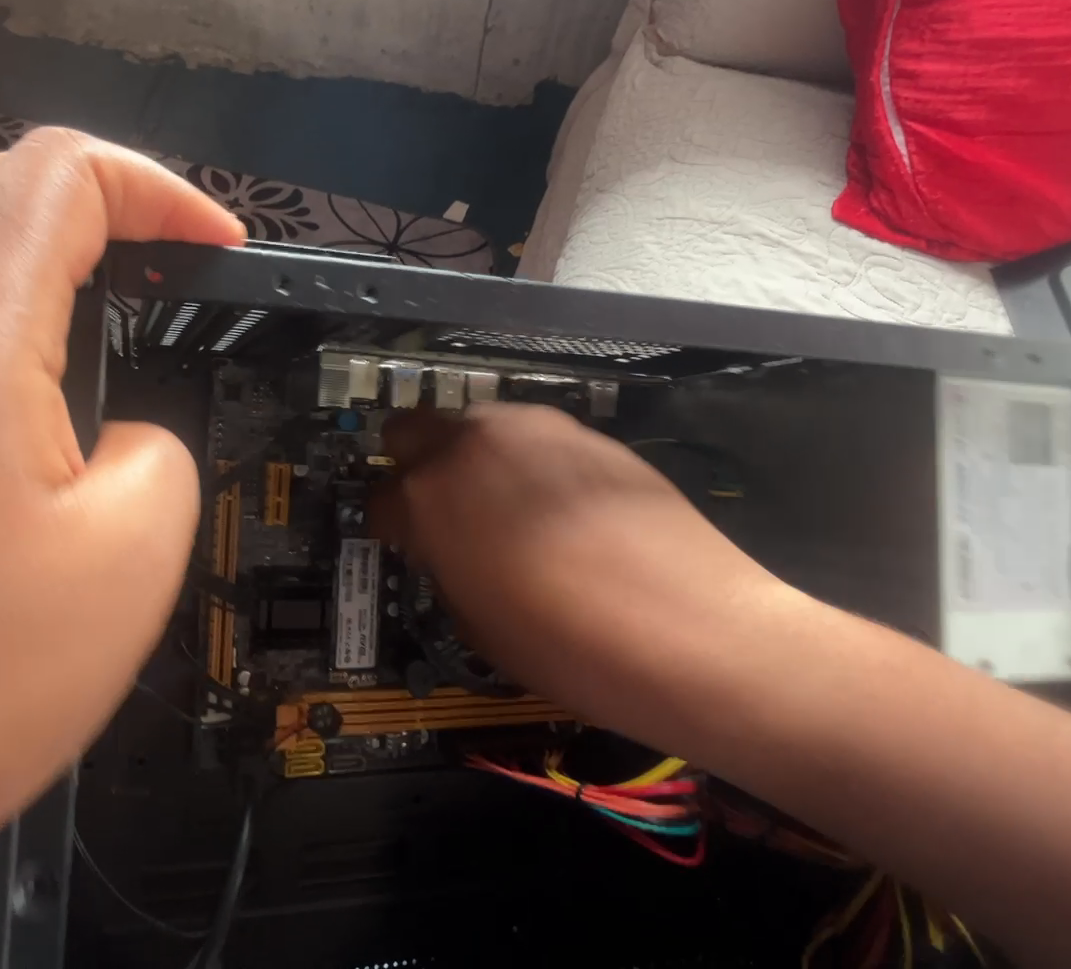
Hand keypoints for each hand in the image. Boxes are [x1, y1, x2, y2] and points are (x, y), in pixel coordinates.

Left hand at [0, 129, 244, 843]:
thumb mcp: (138, 540)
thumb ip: (160, 442)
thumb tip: (123, 434)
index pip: (61, 176)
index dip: (160, 188)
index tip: (225, 251)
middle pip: (8, 193)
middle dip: (119, 203)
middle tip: (194, 269)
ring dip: (78, 259)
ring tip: (154, 317)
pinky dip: (40, 318)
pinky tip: (84, 390)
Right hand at [374, 403, 809, 752]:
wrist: (691, 627)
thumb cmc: (567, 646)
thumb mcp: (477, 625)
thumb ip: (446, 569)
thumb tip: (447, 552)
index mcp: (429, 499)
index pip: (378, 499)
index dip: (387, 527)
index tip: (403, 545)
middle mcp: (471, 446)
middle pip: (410, 430)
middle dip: (412, 466)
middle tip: (437, 509)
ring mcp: (533, 429)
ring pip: (474, 423)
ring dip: (470, 456)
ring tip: (501, 504)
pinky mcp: (588, 432)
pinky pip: (532, 436)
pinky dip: (526, 460)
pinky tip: (558, 504)